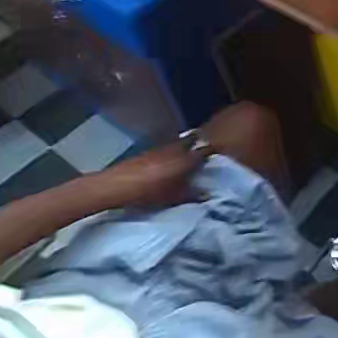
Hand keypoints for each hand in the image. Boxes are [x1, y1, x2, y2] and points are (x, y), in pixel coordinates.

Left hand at [85, 141, 204, 211]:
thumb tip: (207, 194)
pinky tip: (167, 159)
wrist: (119, 185)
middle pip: (190, 140)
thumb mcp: (175, 197)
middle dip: (197, 141)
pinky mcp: (147, 152)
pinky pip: (164, 148)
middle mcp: (175, 149)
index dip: (212, 151)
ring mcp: (160, 148)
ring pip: (177, 143)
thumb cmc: (151, 192)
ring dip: (183, 145)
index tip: (217, 152)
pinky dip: (170, 151)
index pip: (204, 151)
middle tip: (202, 146)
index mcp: (186, 160)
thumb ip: (193, 194)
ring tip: (186, 153)